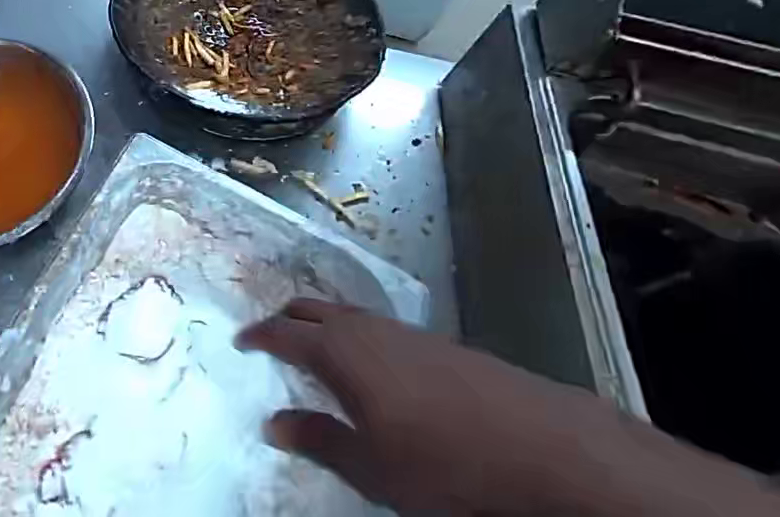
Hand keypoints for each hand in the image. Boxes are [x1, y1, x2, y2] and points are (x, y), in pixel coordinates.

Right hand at [237, 299, 779, 516]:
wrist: (539, 444)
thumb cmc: (445, 464)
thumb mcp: (374, 469)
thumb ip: (319, 441)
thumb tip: (272, 424)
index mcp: (341, 353)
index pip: (285, 334)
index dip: (259, 335)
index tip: (240, 341)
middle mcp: (365, 328)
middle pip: (312, 309)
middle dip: (284, 319)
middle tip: (268, 336)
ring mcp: (400, 329)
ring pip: (343, 311)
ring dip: (318, 321)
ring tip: (310, 344)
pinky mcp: (430, 339)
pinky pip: (371, 322)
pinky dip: (350, 330)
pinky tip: (365, 358)